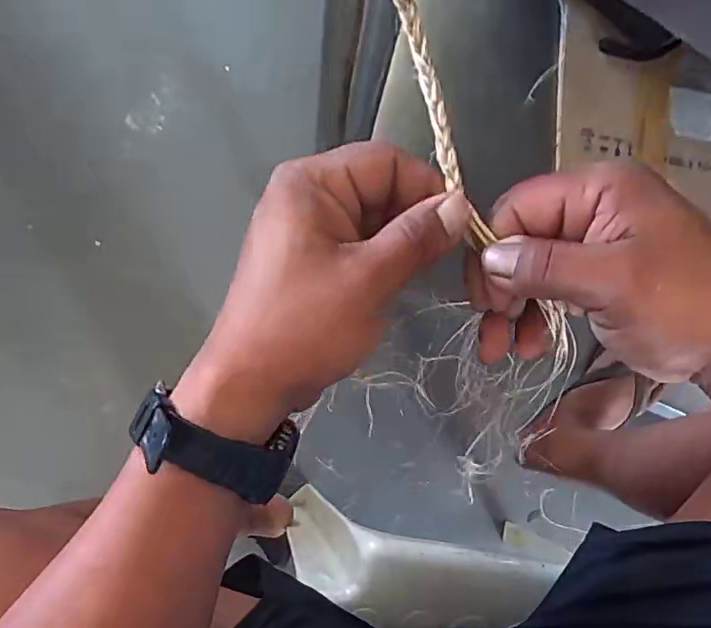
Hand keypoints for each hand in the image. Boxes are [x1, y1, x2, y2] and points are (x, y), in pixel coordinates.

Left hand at [176, 141, 473, 440]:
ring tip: (420, 278)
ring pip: (369, 225)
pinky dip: (378, 265)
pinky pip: (354, 251)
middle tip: (444, 260)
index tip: (459, 227)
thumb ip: (416, 237)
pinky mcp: (306, 265)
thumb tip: (460, 206)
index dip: (428, 188)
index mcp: (311, 183)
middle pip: (377, 191)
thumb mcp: (368, 279)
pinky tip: (393, 289)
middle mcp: (304, 197)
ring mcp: (303, 232)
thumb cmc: (306, 327)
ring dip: (399, 248)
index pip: (385, 162)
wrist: (250, 383)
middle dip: (414, 222)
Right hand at [467, 161, 710, 384]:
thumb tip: (489, 257)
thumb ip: (546, 265)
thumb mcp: (610, 283)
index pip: (521, 207)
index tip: (486, 303)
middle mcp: (597, 210)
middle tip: (491, 335)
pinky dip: (538, 317)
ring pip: (534, 270)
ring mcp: (601, 245)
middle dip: (501, 288)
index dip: (495, 252)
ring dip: (515, 310)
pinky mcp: (604, 279)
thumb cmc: (682, 307)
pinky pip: (556, 290)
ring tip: (508, 350)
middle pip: (524, 240)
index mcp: (601, 191)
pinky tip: (532, 344)